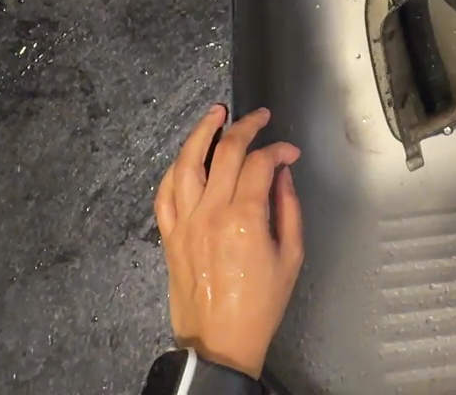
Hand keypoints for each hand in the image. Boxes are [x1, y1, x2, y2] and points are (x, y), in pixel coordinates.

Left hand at [153, 105, 303, 378]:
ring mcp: (184, 222)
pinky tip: (187, 154)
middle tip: (260, 116)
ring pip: (187, 162)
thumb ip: (289, 208)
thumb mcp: (291, 256)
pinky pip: (164, 192)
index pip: (261, 162)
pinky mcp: (169, 235)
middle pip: (225, 151)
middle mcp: (210, 212)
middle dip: (246, 126)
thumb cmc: (262, 304)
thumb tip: (282, 172)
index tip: (290, 153)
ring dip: (201, 132)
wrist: (220, 344)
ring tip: (216, 113)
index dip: (279, 150)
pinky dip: (175, 167)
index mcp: (245, 218)